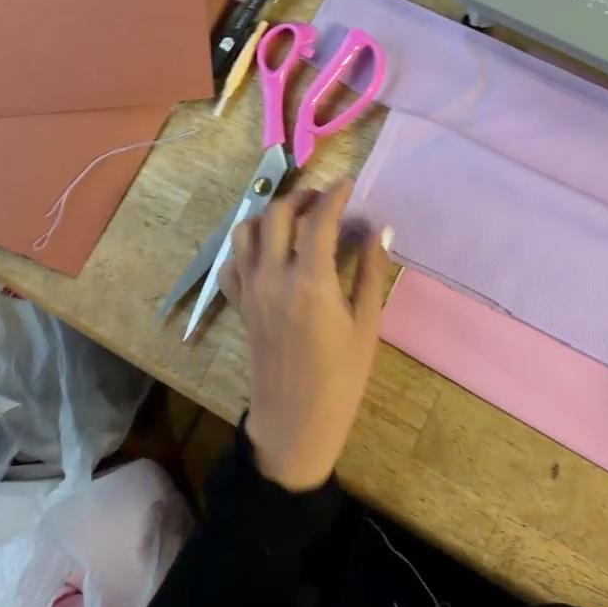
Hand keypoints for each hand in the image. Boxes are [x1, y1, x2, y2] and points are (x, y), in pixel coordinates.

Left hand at [221, 179, 393, 491]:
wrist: (294, 422)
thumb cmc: (340, 377)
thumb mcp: (366, 324)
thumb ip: (370, 272)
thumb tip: (376, 230)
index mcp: (310, 282)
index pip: (318, 219)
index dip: (333, 195)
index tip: (347, 184)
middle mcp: (273, 277)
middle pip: (276, 214)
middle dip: (300, 197)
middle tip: (322, 200)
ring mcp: (250, 290)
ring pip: (245, 231)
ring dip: (269, 215)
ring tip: (294, 220)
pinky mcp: (239, 304)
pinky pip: (231, 262)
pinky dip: (246, 246)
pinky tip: (268, 252)